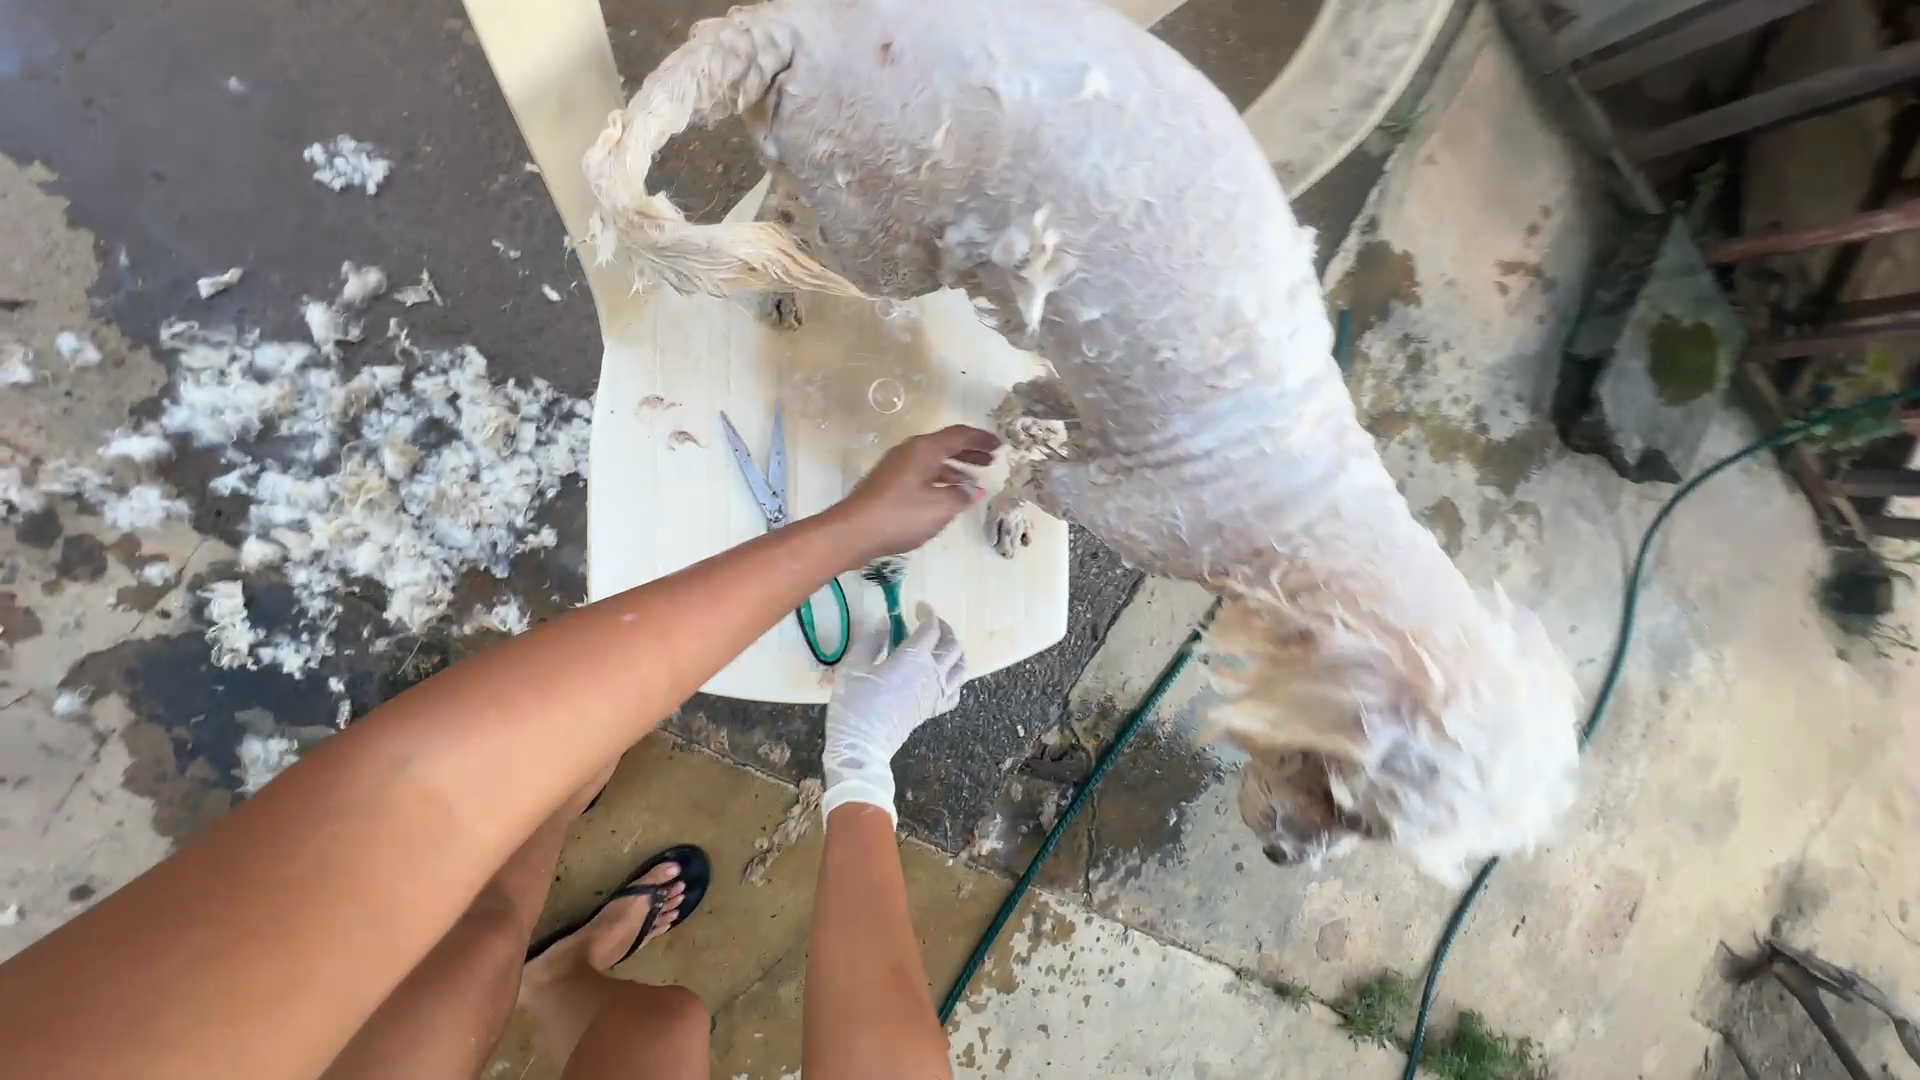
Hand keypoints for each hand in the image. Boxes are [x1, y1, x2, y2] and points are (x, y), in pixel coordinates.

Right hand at [821, 610, 966, 824]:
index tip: (918, 607)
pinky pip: (956, 692)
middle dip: (944, 628)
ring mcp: (936, 694)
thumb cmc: (854, 704)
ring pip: (961, 667)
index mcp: (913, 659)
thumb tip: (883, 621)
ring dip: (955, 651)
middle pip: (952, 644)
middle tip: (930, 623)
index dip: (928, 613)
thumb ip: (869, 639)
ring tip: (942, 645)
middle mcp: (932, 674)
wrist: (862, 746)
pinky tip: (944, 675)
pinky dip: (955, 678)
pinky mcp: (933, 710)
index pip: (931, 628)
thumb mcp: (852, 666)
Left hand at [827, 426, 1000, 566]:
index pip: (959, 435)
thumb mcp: (939, 508)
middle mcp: (910, 451)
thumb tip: (976, 489)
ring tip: (975, 480)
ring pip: (934, 460)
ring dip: (956, 467)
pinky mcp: (890, 482)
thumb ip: (961, 496)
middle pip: (946, 444)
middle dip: (970, 452)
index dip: (982, 439)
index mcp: (924, 449)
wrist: (853, 531)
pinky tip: (949, 494)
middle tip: (991, 461)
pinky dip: (941, 478)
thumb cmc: (899, 516)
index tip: (1000, 447)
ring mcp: (898, 466)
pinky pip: (923, 472)